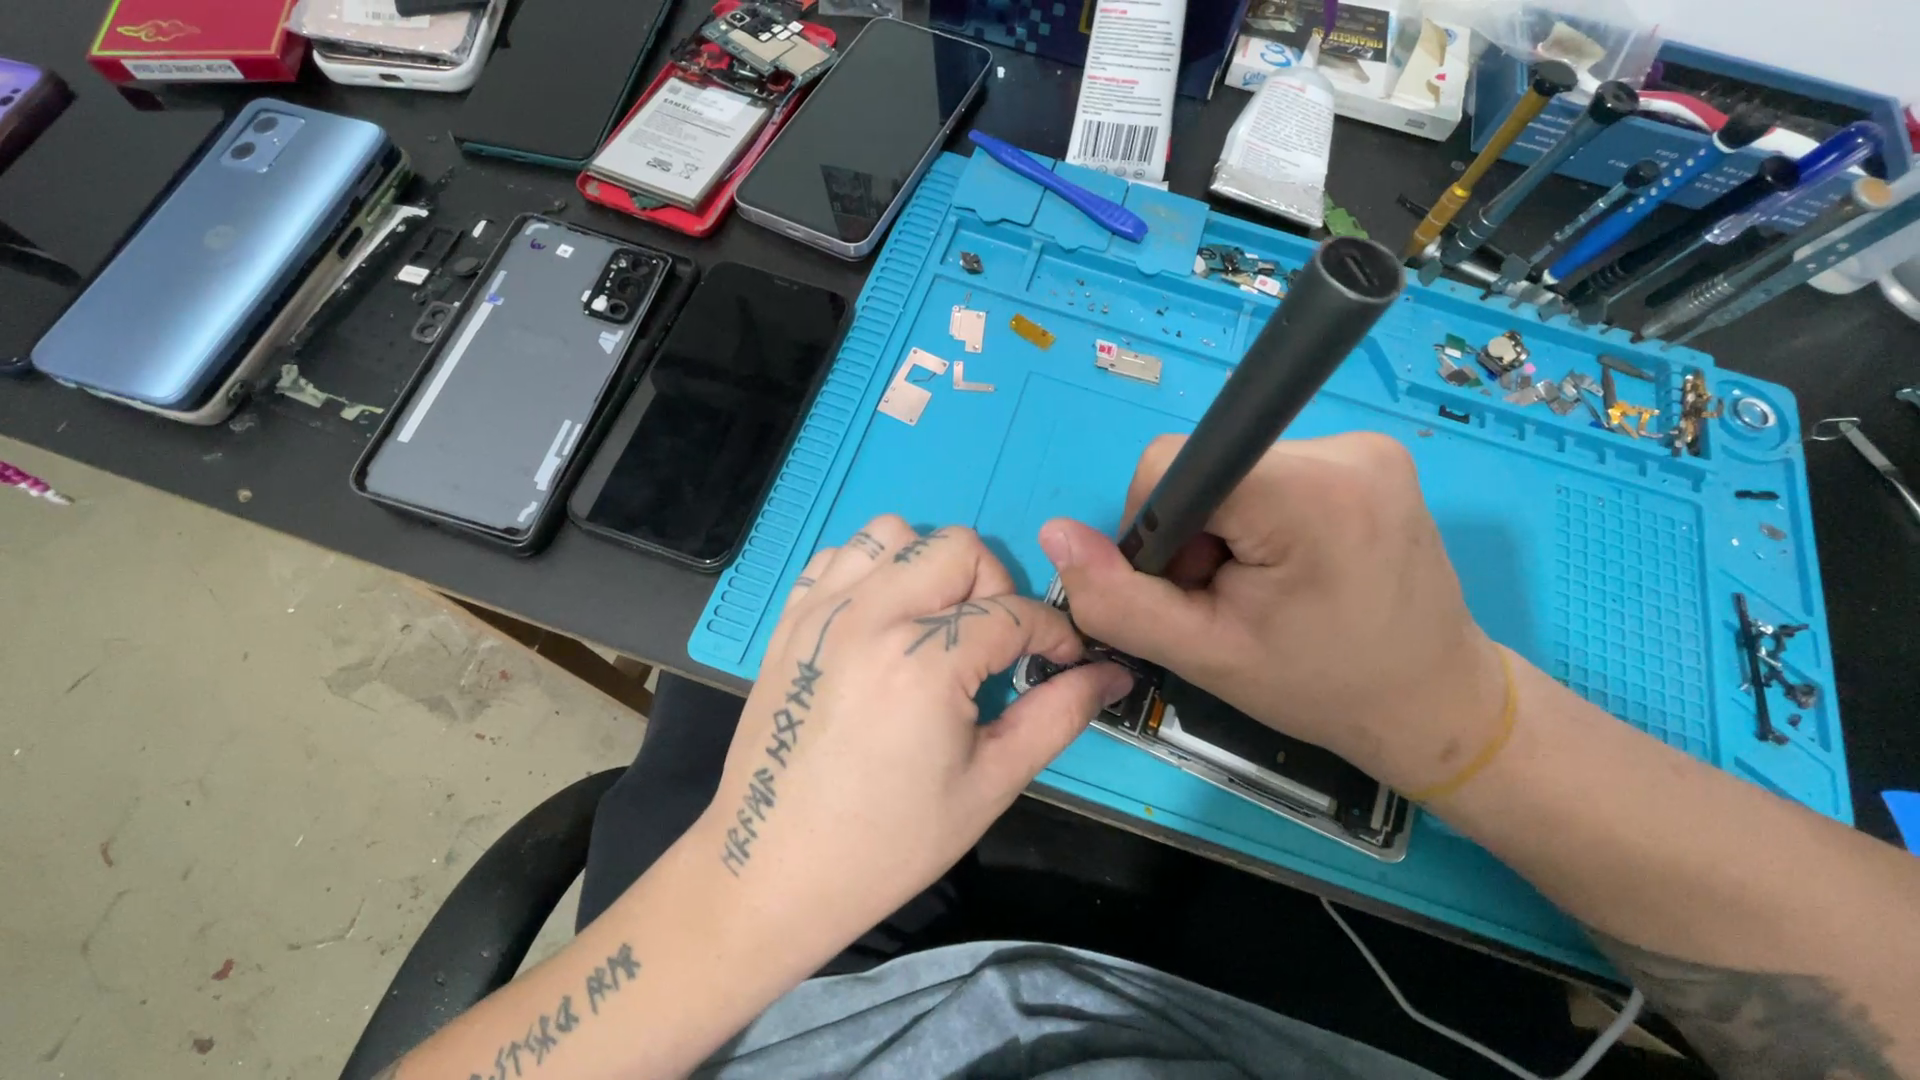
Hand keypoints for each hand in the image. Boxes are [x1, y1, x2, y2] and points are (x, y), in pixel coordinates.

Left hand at [694, 515, 1131, 954]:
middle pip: (959, 548)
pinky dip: (873, 570)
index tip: (1064, 660)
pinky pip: (840, 555)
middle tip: (994, 645)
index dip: (1056, 634)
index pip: (1015, 612)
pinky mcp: (790, 619)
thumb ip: (1058, 716)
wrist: (775, 869)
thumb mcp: (990, 785)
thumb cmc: (889, 843)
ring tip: (936, 625)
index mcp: (924, 662)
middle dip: (995, 588)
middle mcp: (870, 616)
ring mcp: (821, 610)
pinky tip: (883, 622)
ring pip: (894, 533)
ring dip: (931, 567)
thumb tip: (1112, 673)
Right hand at [1038, 434, 1507, 793]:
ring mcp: (1365, 446)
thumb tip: (1054, 534)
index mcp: (1308, 492)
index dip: (1155, 528)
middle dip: (1194, 534)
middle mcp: (1344, 447)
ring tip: (1262, 590)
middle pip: (1205, 466)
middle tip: (1228, 599)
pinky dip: (1257, 516)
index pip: (1173, 464)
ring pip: (1234, 469)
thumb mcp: (1204, 656)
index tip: (1189, 585)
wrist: (1435, 703)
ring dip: (1224, 528)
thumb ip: (1119, 599)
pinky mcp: (1371, 457)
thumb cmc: (1322, 687)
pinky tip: (1289, 568)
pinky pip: (1272, 470)